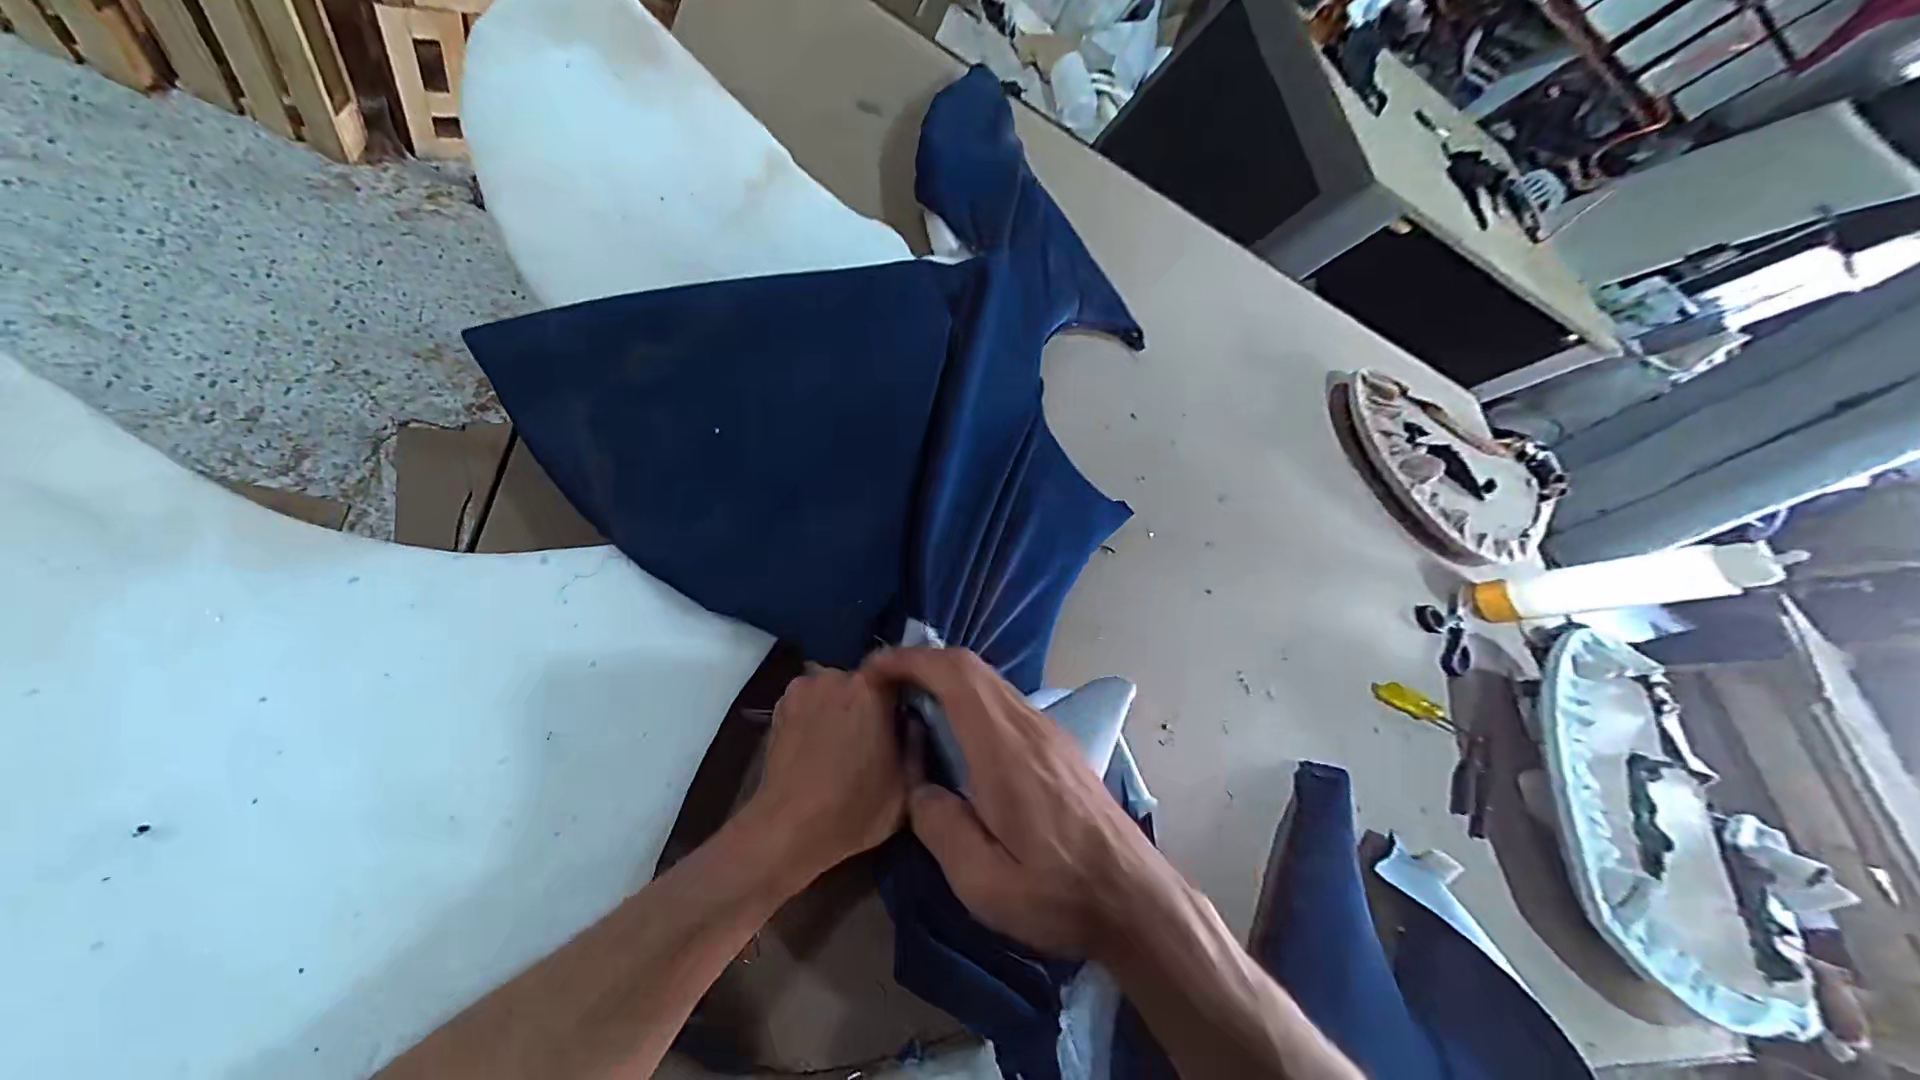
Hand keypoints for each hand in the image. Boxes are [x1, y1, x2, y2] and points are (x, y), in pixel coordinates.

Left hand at [744, 666, 905, 881]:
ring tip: (843, 742)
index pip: (898, 671)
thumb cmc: (853, 810)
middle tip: (875, 735)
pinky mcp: (780, 704)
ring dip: (842, 706)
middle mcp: (836, 677)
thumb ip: (918, 741)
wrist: (787, 831)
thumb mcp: (906, 784)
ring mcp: (803, 687)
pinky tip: (817, 742)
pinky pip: (811, 698)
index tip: (906, 714)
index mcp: (871, 689)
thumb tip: (916, 718)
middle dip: (871, 702)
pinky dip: (817, 712)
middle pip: (864, 680)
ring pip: (836, 688)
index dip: (904, 692)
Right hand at [862, 648, 1172, 958]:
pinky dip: (969, 699)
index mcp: (1005, 750)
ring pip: (990, 682)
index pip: (957, 675)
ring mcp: (1048, 731)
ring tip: (911, 709)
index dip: (910, 661)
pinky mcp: (1058, 744)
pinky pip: (1004, 702)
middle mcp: (1029, 725)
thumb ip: (939, 824)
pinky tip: (956, 735)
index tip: (873, 672)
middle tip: (882, 689)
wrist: (1135, 897)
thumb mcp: (982, 882)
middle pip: (972, 668)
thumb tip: (922, 787)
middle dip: (922, 664)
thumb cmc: (1058, 894)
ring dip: (946, 681)